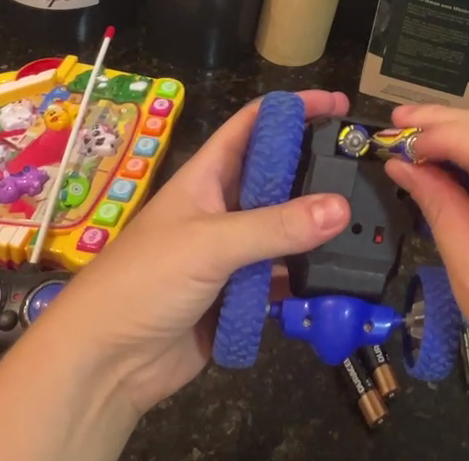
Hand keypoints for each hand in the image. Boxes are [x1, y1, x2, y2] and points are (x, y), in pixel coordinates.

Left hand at [37, 89, 353, 416]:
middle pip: (277, 176)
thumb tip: (341, 207)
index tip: (337, 103)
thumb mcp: (210, 243)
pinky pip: (282, 274)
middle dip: (316, 167)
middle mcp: (223, 207)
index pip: (255, 125)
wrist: (104, 364)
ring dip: (315, 226)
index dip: (293, 108)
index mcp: (207, 176)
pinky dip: (306, 274)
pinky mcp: (239, 293)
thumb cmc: (145, 280)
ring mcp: (231, 252)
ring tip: (363, 219)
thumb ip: (276, 226)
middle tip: (361, 165)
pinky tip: (337, 273)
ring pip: (284, 228)